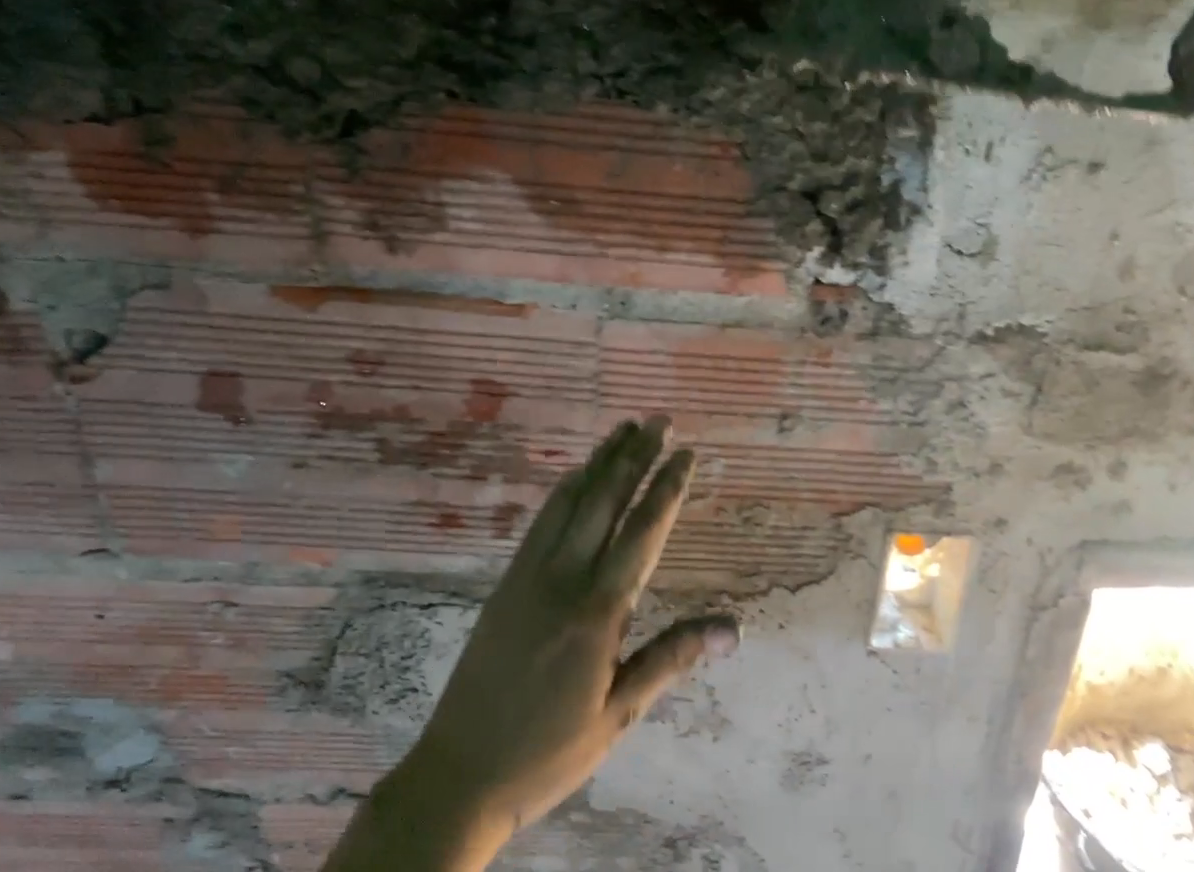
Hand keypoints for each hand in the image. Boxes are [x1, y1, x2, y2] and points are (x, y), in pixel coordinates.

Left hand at [321, 416, 740, 871]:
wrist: (460, 774)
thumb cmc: (548, 751)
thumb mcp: (618, 714)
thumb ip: (671, 658)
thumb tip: (733, 628)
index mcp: (597, 611)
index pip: (643, 533)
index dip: (667, 488)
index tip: (686, 452)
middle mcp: (562, 580)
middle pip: (604, 503)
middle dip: (634, 457)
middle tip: (658, 419)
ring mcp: (528, 578)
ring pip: (569, 504)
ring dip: (599, 463)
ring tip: (623, 430)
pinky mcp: (506, 586)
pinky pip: (539, 524)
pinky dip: (563, 492)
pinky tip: (575, 478)